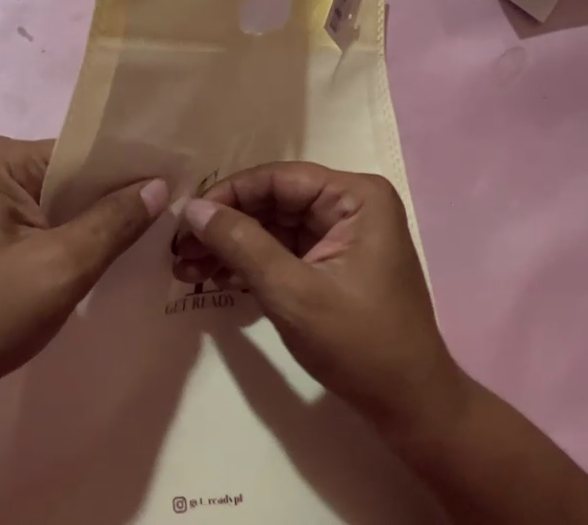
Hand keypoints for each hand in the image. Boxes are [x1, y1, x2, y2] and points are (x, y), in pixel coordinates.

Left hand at [0, 136, 167, 452]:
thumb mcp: (57, 269)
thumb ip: (112, 223)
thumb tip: (160, 183)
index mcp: (0, 158)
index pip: (84, 153)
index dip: (132, 173)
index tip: (182, 189)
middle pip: (71, 177)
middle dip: (115, 202)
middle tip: (174, 221)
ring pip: (57, 204)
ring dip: (92, 226)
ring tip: (150, 240)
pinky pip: (37, 225)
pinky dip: (66, 242)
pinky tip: (102, 261)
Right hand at [170, 161, 468, 439]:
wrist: (408, 407)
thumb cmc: (359, 343)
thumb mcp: (292, 291)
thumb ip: (241, 244)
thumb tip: (192, 209)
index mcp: (355, 197)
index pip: (278, 179)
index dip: (228, 195)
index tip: (185, 218)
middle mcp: (349, 206)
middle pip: (271, 202)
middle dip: (224, 226)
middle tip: (179, 248)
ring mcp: (340, 236)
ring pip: (271, 228)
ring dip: (229, 247)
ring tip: (184, 268)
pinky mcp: (330, 265)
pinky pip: (281, 252)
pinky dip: (248, 265)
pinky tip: (213, 280)